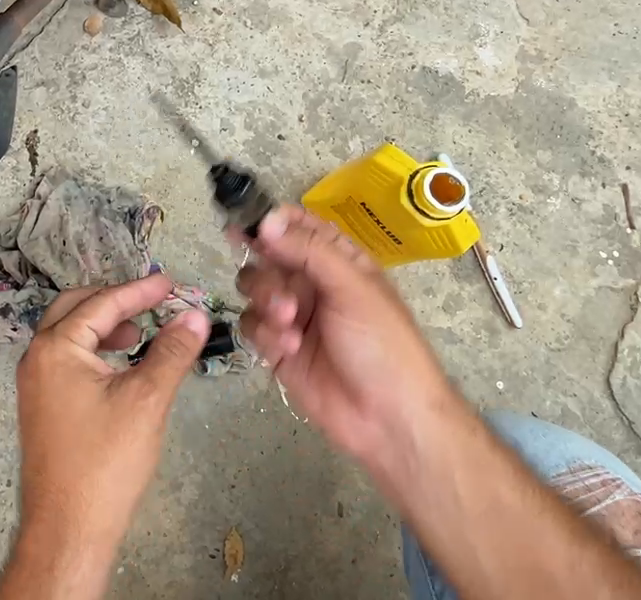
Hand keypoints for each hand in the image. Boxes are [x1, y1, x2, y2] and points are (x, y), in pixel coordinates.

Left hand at [0, 274, 208, 598]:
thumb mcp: (146, 400)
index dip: (139, 291)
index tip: (170, 283)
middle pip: (76, 308)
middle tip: (152, 304)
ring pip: (69, 334)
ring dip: (104, 326)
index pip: (102, 303)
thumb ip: (171, 352)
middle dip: (115, 302)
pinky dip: (94, 351)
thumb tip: (195, 315)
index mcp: (55, 347)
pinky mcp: (40, 405)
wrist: (68, 529)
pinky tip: (119, 369)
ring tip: (139, 336)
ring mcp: (34, 382)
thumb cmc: (106, 461)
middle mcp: (36, 357)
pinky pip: (66, 359)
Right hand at [234, 206, 465, 490]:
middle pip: (266, 256)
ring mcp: (292, 314)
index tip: (252, 228)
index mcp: (337, 260)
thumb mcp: (353, 287)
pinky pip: (251, 324)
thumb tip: (266, 220)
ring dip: (265, 302)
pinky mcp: (276, 346)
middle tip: (282, 297)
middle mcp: (311, 282)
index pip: (297, 226)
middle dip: (267, 274)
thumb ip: (308, 250)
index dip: (272, 222)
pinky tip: (289, 348)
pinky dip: (264, 333)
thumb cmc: (383, 345)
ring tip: (288, 324)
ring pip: (253, 288)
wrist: (389, 419)